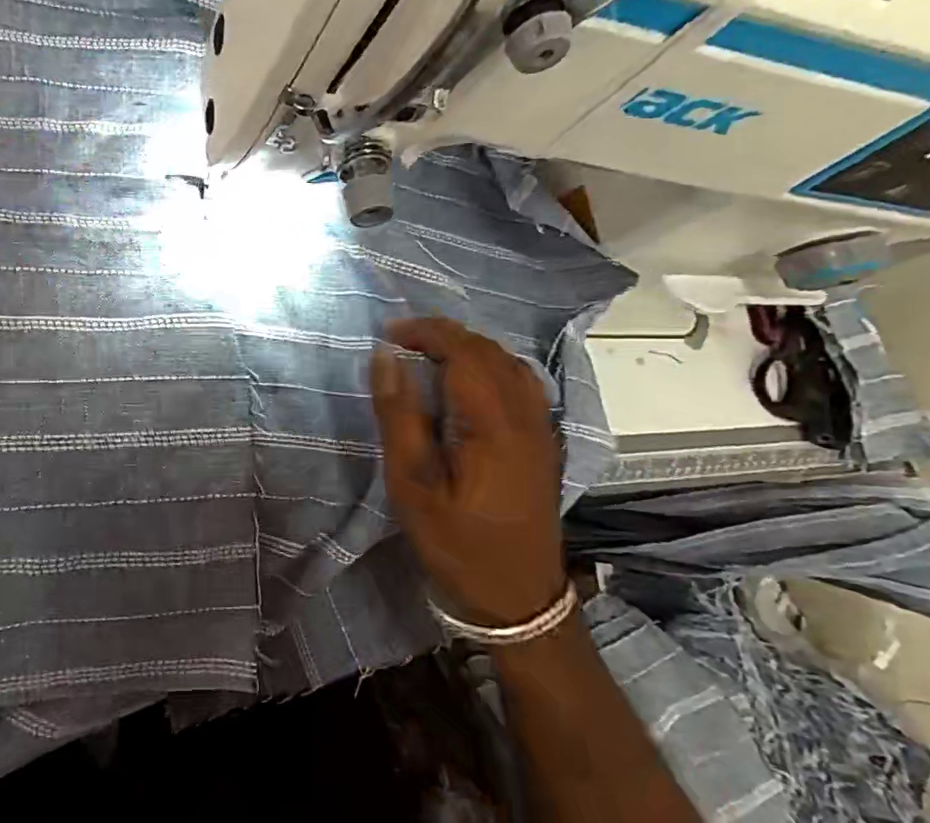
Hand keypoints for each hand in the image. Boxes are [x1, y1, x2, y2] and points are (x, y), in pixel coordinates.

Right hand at [370, 318, 565, 626]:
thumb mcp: (411, 483)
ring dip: (468, 349)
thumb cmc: (455, 541)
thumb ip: (399, 415)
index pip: (465, 352)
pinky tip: (466, 383)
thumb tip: (386, 357)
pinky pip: (521, 384)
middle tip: (400, 341)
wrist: (517, 597)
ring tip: (427, 355)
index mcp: (494, 424)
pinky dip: (489, 367)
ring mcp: (541, 431)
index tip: (388, 335)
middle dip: (444, 335)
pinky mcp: (543, 445)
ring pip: (510, 365)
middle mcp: (526, 418)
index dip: (427, 332)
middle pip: (490, 352)